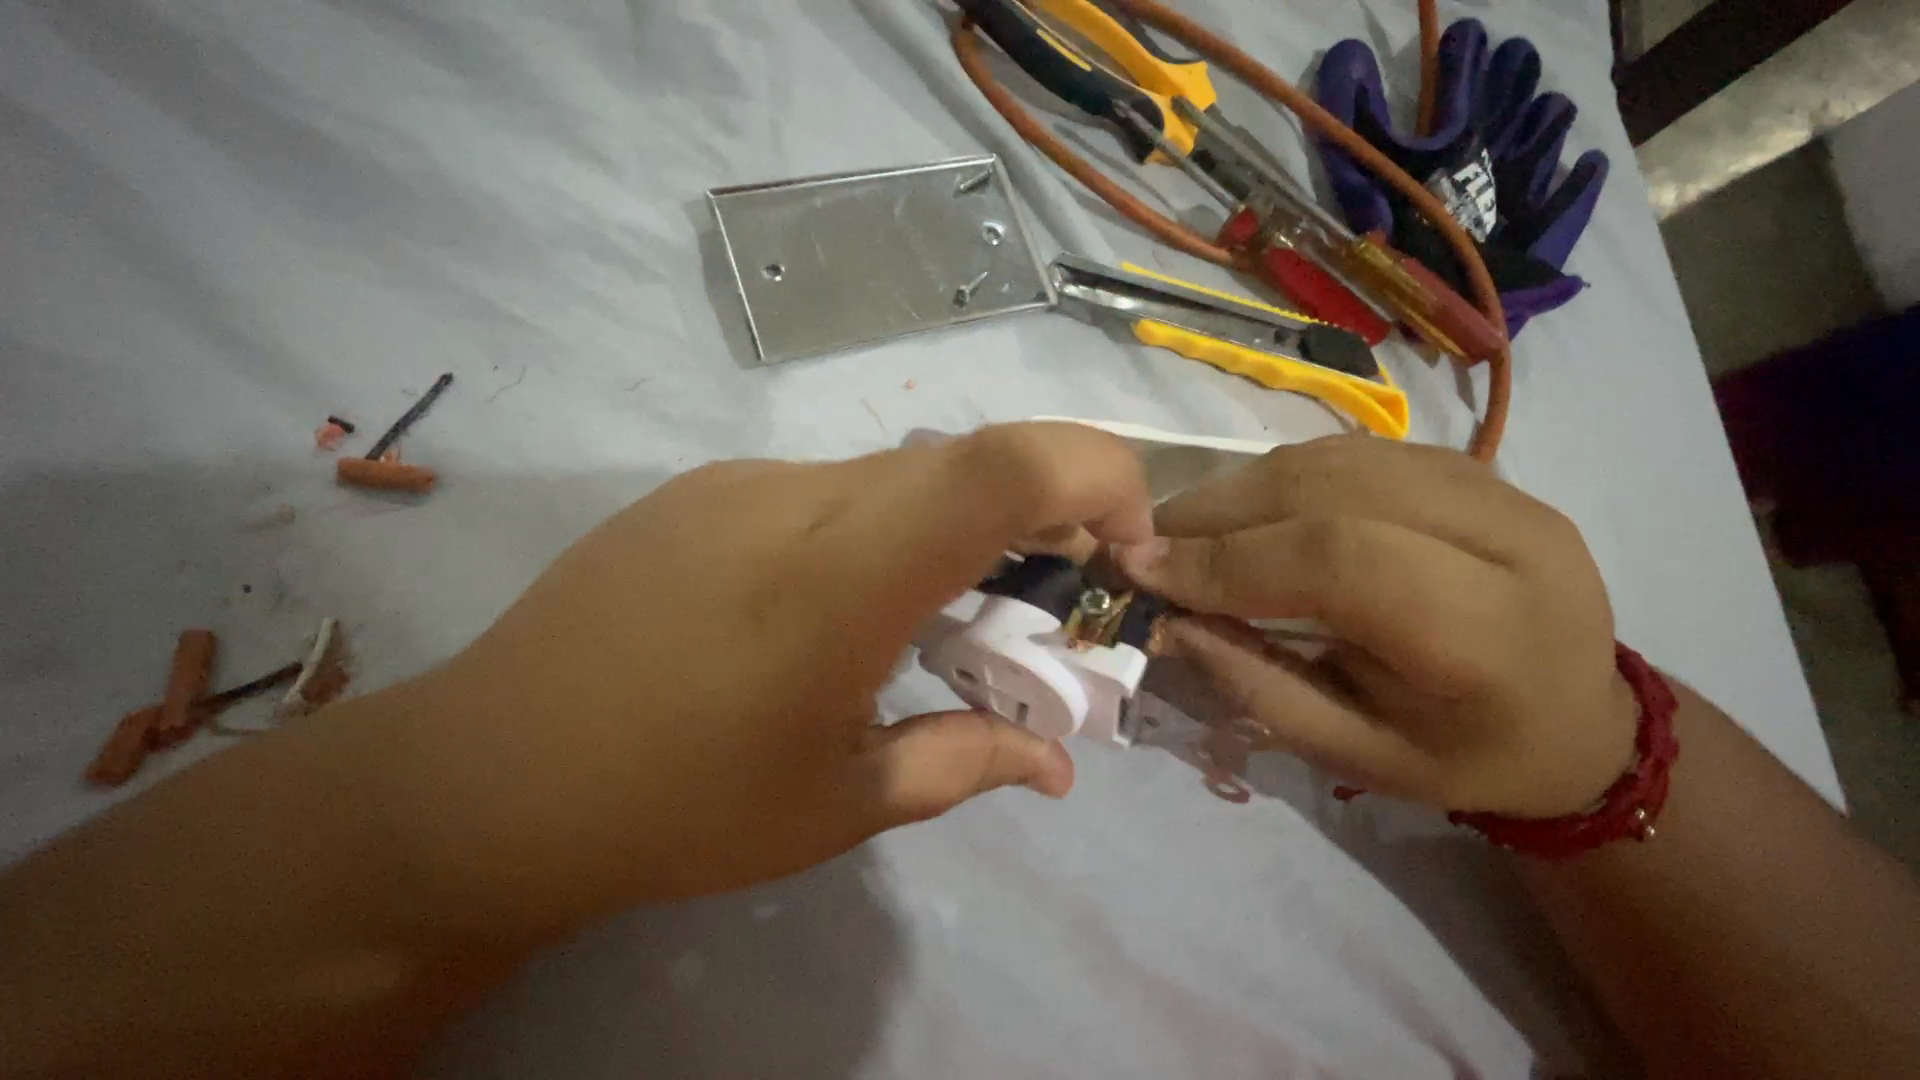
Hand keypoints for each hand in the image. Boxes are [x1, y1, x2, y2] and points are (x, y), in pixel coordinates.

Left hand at [382, 423, 1152, 932]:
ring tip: (940, 610)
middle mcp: (795, 498)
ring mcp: (741, 482)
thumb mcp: (839, 805)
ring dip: (955, 523)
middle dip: (1043, 507)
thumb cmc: (677, 807)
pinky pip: (827, 487)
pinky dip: (882, 526)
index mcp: (841, 579)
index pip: (997, 466)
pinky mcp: (701, 489)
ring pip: (896, 472)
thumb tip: (1058, 766)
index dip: (1093, 473)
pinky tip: (840, 602)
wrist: (489, 777)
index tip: (1124, 545)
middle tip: (1051, 592)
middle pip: (963, 457)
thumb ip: (965, 763)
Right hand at [1116, 436, 1635, 817]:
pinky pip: (1351, 452)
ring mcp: (1498, 487)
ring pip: (1335, 458)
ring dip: (1242, 487)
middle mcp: (1508, 536)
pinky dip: (1281, 476)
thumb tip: (1170, 617)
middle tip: (1149, 543)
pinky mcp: (1474, 467)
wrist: (1581, 719)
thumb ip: (1261, 687)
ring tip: (1185, 526)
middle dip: (1220, 513)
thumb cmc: (1466, 755)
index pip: (1342, 562)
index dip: (1229, 559)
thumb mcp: (1358, 756)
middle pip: (1331, 490)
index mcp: (1491, 632)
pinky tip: (1247, 509)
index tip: (1143, 571)